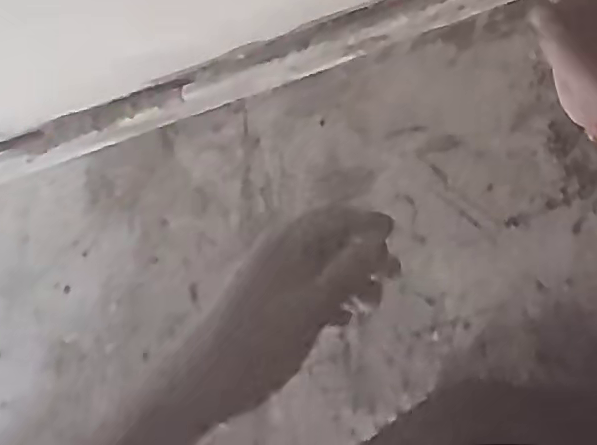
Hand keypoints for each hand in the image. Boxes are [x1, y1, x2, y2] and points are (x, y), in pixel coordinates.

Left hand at [119, 207, 397, 444]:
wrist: (201, 381)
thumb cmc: (262, 338)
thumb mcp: (313, 304)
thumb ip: (348, 269)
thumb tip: (378, 237)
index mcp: (290, 240)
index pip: (336, 216)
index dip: (367, 221)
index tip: (395, 232)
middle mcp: (282, 248)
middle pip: (332, 239)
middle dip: (364, 253)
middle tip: (393, 274)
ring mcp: (273, 273)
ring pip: (322, 264)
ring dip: (351, 278)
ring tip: (373, 303)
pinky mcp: (268, 298)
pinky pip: (308, 285)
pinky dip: (330, 296)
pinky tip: (344, 320)